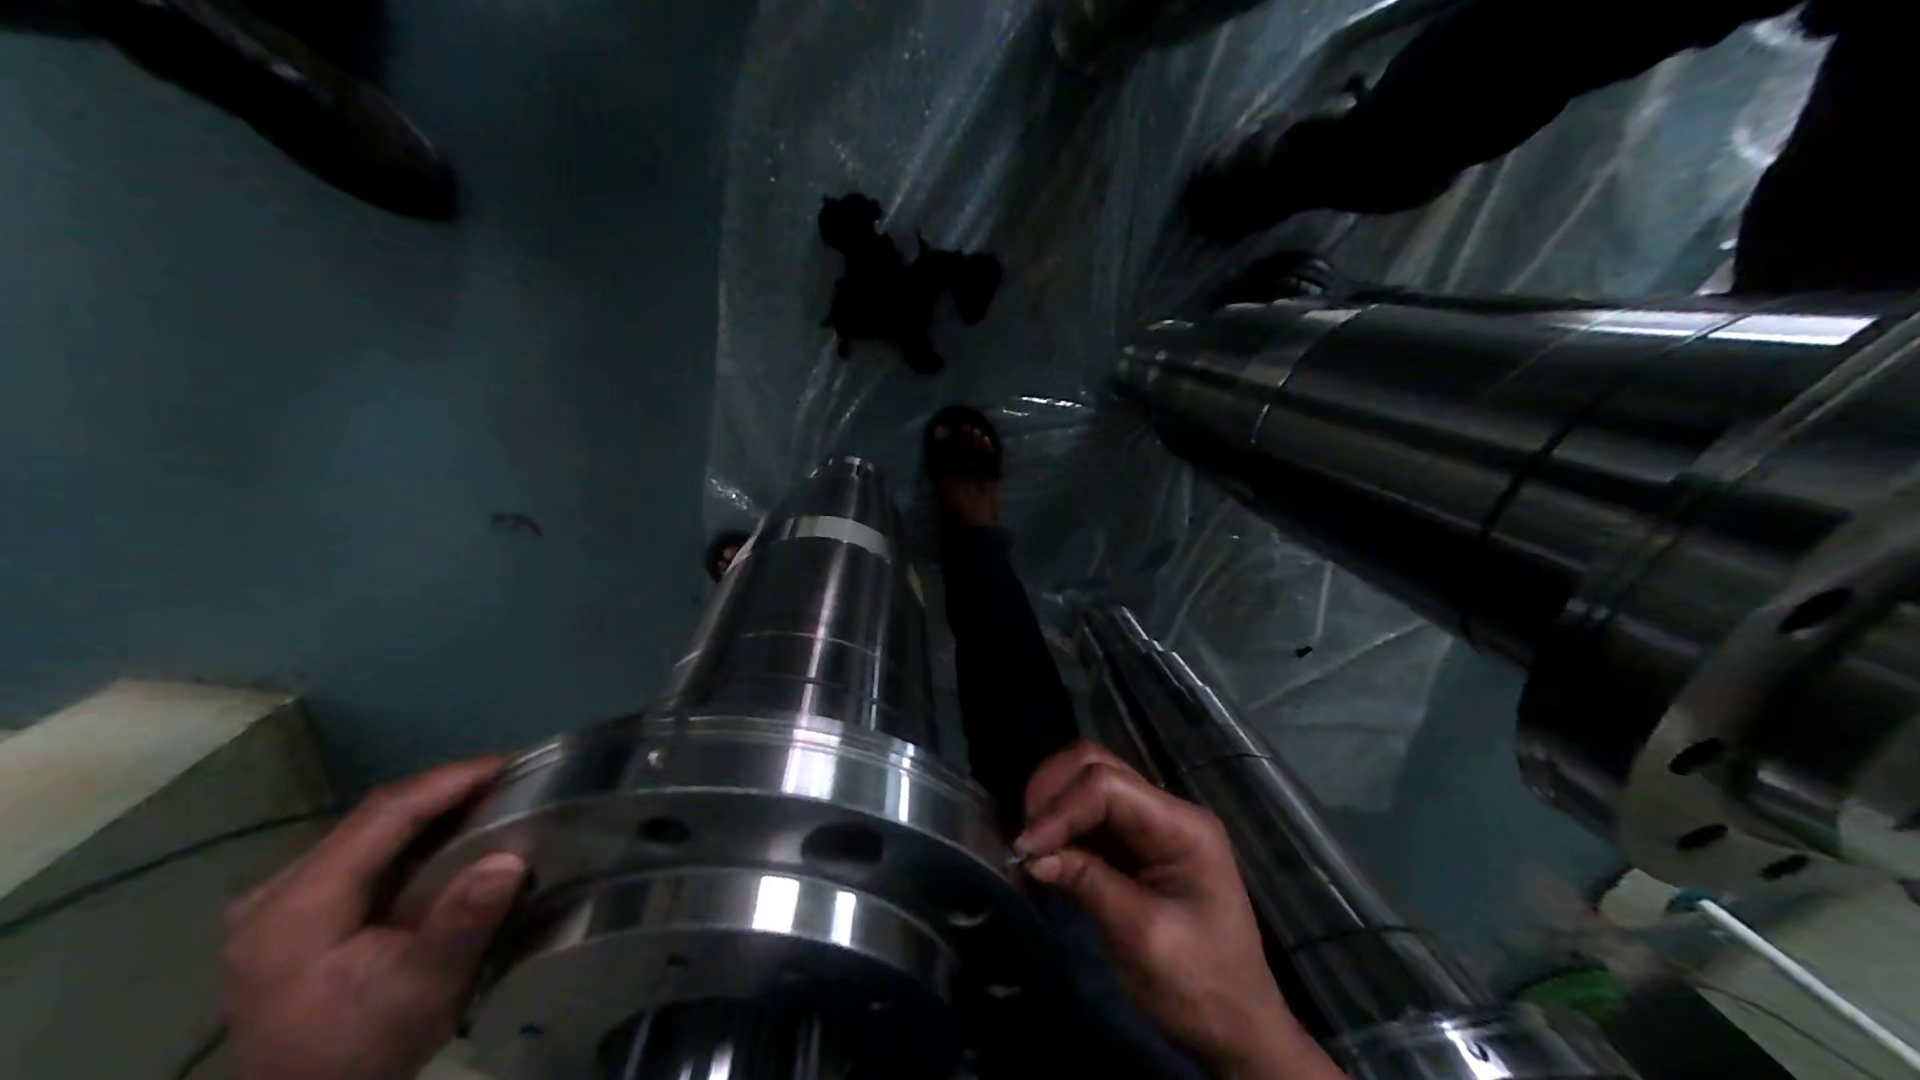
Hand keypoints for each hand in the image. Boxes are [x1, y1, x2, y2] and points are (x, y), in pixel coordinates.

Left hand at [223, 759, 527, 1079]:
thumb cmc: (364, 1050)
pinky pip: (366, 848)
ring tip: (491, 795)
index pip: (380, 816)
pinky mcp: (297, 910)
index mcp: (294, 909)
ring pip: (369, 827)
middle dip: (445, 789)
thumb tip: (509, 859)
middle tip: (510, 777)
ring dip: (432, 807)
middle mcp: (276, 892)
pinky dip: (415, 831)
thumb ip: (460, 925)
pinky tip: (452, 831)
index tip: (507, 765)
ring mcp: (280, 900)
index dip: (446, 783)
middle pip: (372, 816)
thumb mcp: (421, 993)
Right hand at [1016, 741, 1345, 1078]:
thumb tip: (1033, 855)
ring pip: (1086, 782)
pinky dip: (1058, 828)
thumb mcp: (1145, 938)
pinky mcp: (1130, 845)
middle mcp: (1164, 811)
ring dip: (1051, 807)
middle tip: (1027, 841)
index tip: (1026, 848)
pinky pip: (1085, 816)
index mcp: (1182, 826)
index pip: (1107, 784)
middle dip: (1053, 793)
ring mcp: (1147, 825)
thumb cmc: (1201, 985)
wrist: (1236, 1027)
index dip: (1061, 809)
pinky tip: (1042, 857)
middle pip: (1095, 766)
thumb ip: (1090, 884)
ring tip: (1030, 850)